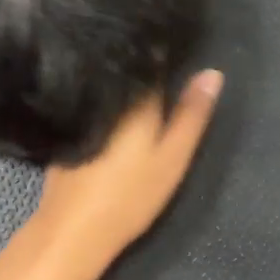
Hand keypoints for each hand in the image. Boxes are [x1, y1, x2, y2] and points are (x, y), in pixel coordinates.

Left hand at [34, 70, 223, 256]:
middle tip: (165, 66)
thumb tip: (213, 71)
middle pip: (126, 73)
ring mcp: (81, 110)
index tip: (175, 48)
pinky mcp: (66, 127)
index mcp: (134, 98)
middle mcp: (104, 95)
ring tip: (141, 84)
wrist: (71, 230)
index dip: (162, 52)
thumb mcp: (172, 157)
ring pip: (108, 87)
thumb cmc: (129, 194)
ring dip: (123, 85)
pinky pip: (90, 103)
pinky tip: (111, 112)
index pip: (149, 61)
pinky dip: (103, 104)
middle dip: (142, 67)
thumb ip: (191, 115)